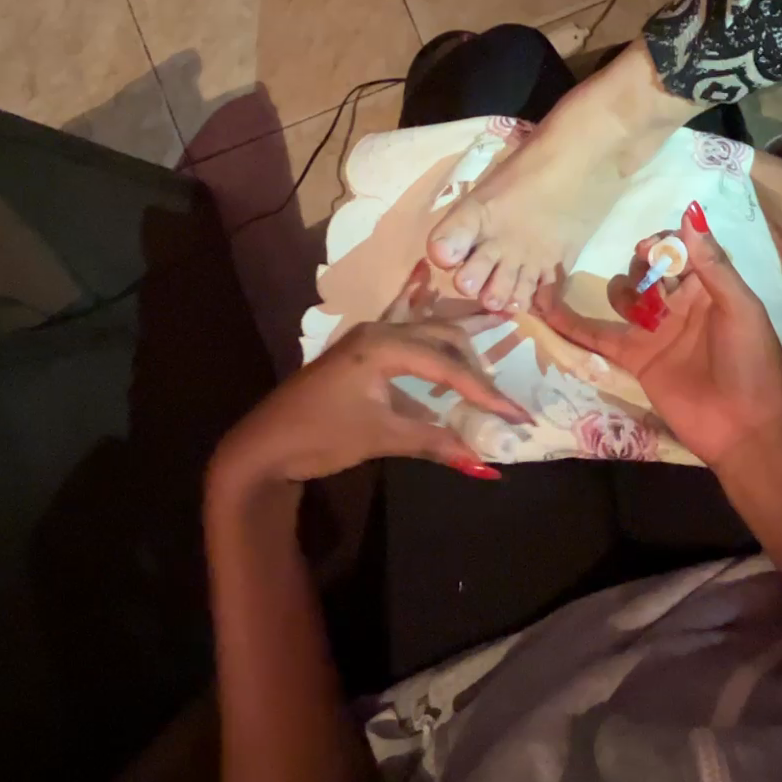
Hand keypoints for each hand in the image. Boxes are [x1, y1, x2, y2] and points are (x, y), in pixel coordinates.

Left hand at [212, 261, 531, 487]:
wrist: (264, 445)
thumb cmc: (319, 436)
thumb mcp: (381, 437)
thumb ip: (434, 441)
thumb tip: (484, 463)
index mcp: (383, 345)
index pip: (447, 365)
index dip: (485, 391)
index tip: (517, 414)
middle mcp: (378, 331)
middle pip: (442, 337)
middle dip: (476, 364)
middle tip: (503, 394)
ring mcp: (367, 337)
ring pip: (426, 332)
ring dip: (458, 344)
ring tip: (493, 343)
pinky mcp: (361, 352)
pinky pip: (407, 334)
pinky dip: (431, 334)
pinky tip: (444, 318)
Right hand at [533, 204, 781, 466]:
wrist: (744, 429)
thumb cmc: (751, 364)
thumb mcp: (741, 309)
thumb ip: (713, 266)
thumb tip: (689, 216)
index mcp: (708, 289)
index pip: (680, 251)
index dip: (665, 243)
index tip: (654, 247)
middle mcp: (677, 305)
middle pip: (648, 270)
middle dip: (642, 261)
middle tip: (643, 271)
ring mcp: (653, 332)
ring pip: (623, 296)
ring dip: (617, 285)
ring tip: (618, 291)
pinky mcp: (633, 358)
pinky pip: (597, 336)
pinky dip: (570, 323)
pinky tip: (544, 306)